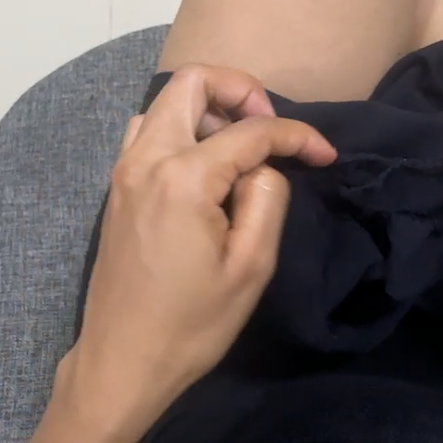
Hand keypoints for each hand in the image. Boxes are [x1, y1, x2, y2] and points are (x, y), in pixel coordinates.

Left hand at [59, 65, 335, 442]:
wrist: (122, 361)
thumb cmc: (192, 323)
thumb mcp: (251, 266)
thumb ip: (267, 196)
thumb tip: (263, 164)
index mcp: (183, 176)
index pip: (251, 130)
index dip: (296, 136)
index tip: (324, 154)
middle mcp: (146, 157)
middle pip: (192, 81)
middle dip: (240, 90)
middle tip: (269, 129)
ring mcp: (125, 168)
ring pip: (166, 101)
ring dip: (208, 108)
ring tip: (240, 148)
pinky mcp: (118, 185)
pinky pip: (149, 129)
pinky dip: (182, 127)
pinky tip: (206, 166)